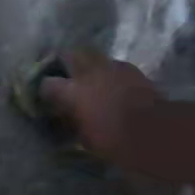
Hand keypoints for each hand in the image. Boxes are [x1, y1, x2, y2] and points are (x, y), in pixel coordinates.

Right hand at [36, 49, 173, 169]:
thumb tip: (67, 117)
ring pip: (91, 55)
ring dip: (85, 63)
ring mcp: (111, 66)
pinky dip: (105, 71)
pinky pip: (111, 64)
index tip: (42, 97)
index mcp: (72, 91)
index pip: (46, 84)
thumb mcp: (84, 137)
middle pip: (69, 54)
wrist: (152, 130)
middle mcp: (88, 72)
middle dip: (62, 62)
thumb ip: (72, 122)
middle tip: (61, 73)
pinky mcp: (129, 68)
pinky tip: (108, 84)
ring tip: (86, 77)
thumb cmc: (113, 140)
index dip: (42, 90)